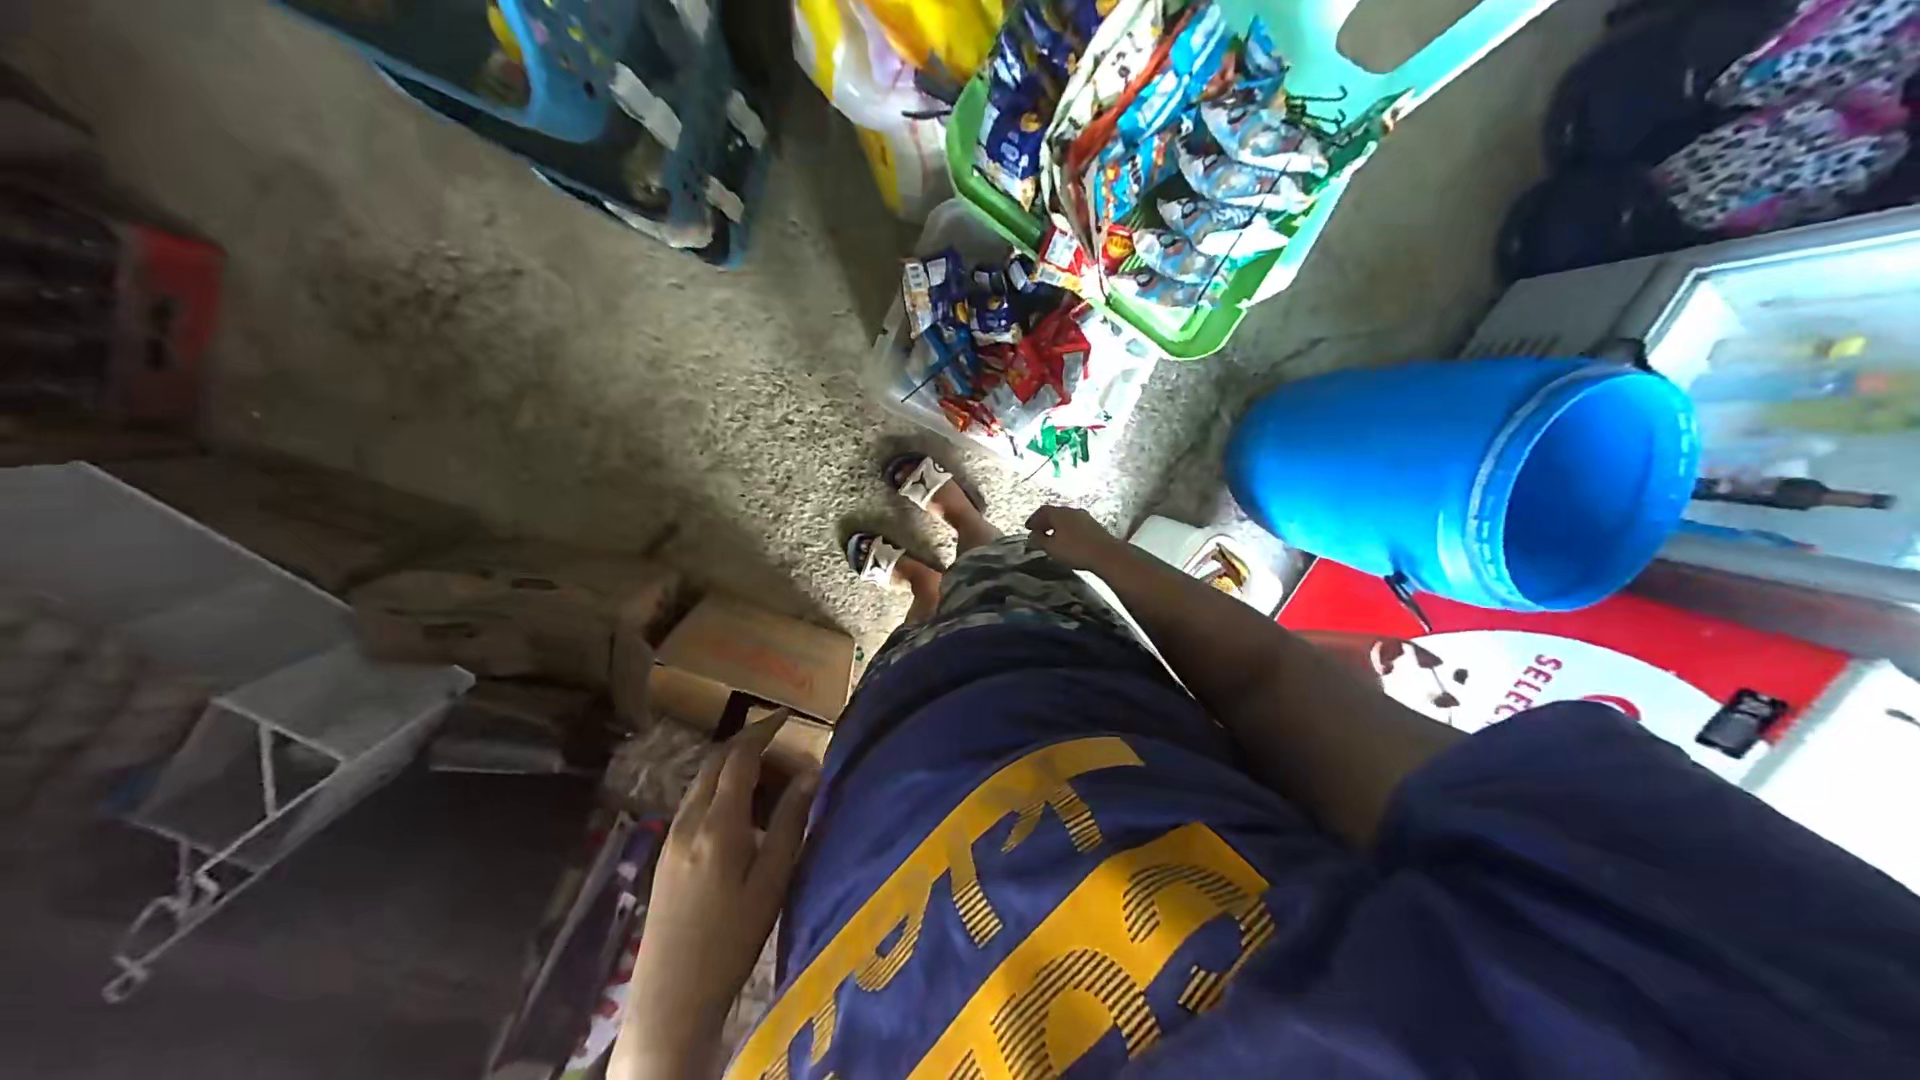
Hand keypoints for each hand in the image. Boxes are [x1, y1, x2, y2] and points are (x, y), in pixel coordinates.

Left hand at [611, 710, 818, 1079]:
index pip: (739, 757)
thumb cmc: (732, 941)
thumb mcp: (772, 881)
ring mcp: (671, 836)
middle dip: (751, 746)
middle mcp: (688, 820)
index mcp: (716, 824)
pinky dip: (723, 790)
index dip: (763, 731)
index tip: (787, 716)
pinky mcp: (666, 853)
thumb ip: (789, 821)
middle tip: (788, 756)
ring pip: (705, 781)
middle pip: (716, 762)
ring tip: (774, 785)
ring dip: (737, 768)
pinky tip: (745, 816)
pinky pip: (697, 802)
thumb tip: (811, 774)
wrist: (671, 997)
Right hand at [1026, 505, 1125, 571]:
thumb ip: (1039, 540)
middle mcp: (1072, 511)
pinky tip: (1067, 540)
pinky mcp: (1094, 525)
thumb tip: (1032, 536)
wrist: (1106, 554)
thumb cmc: (1076, 550)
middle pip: (1055, 513)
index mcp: (1059, 513)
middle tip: (1038, 532)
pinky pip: (1075, 524)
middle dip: (1045, 522)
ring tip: (1052, 537)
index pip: (1043, 511)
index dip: (1034, 519)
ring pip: (1066, 518)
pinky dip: (1067, 529)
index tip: (1028, 528)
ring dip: (1057, 526)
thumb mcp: (1052, 548)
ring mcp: (1084, 517)